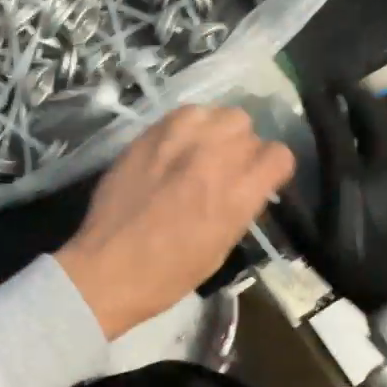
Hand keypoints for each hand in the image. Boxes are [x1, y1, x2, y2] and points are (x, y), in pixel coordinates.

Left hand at [56, 106, 294, 338]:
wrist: (108, 269)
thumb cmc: (169, 274)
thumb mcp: (221, 247)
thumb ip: (240, 206)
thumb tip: (246, 185)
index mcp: (237, 194)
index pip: (279, 155)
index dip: (272, 169)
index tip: (260, 180)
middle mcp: (213, 158)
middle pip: (247, 127)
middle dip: (243, 147)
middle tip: (225, 167)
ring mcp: (178, 142)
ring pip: (218, 112)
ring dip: (216, 130)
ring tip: (202, 151)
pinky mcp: (148, 136)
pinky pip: (183, 114)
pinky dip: (188, 126)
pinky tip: (177, 147)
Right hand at [277, 82, 386, 312]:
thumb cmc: (354, 270)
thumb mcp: (311, 245)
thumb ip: (290, 210)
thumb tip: (270, 178)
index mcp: (348, 179)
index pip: (333, 128)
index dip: (320, 103)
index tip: (308, 88)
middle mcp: (381, 166)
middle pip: (371, 114)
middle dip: (352, 92)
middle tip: (338, 82)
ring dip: (382, 106)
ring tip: (368, 101)